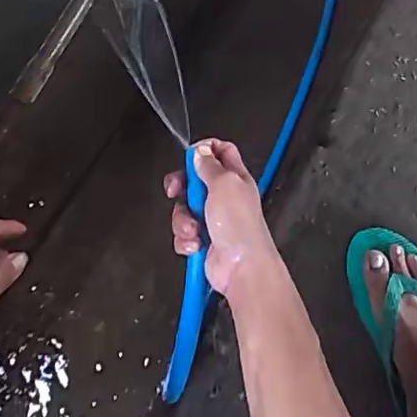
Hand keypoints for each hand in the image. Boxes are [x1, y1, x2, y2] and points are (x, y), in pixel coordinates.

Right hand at [165, 138, 280, 297]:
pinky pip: (183, 232)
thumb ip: (209, 165)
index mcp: (234, 177)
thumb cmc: (240, 226)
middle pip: (195, 179)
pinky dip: (185, 239)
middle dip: (181, 185)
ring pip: (184, 208)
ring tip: (194, 228)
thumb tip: (200, 152)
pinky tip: (196, 244)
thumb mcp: (224, 184)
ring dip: (183, 219)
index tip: (191, 155)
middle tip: (176, 189)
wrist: (241, 267)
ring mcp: (213, 219)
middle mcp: (224, 196)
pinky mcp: (203, 239)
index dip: (204, 149)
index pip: (221, 151)